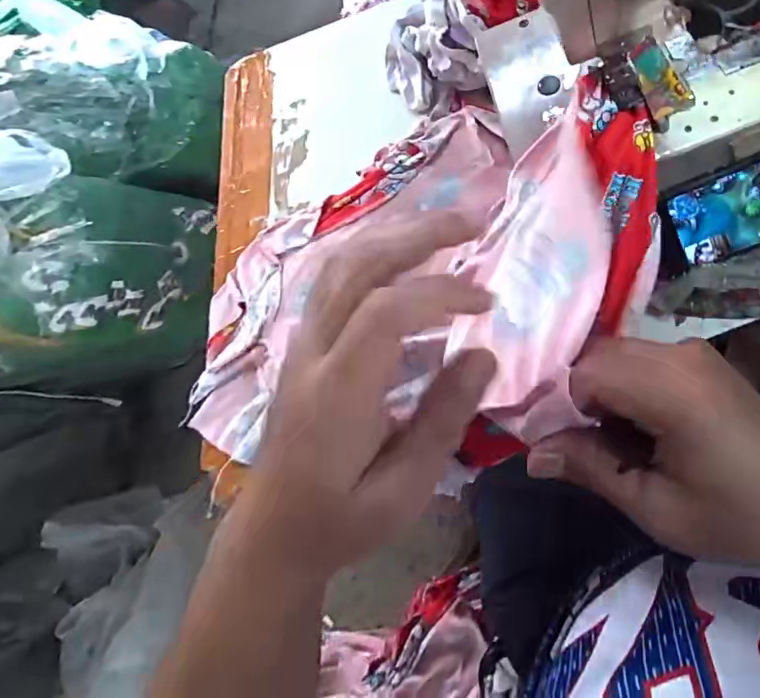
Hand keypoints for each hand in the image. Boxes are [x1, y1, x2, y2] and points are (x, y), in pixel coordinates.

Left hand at [234, 212, 496, 574]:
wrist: (272, 535)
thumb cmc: (343, 518)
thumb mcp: (405, 487)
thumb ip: (445, 418)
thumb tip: (485, 354)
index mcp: (336, 394)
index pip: (384, 313)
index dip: (441, 293)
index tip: (487, 302)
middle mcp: (313, 354)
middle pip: (357, 267)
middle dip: (419, 234)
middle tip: (475, 222)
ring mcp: (303, 342)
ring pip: (342, 262)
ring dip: (398, 233)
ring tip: (449, 225)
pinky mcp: (306, 340)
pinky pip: (337, 275)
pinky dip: (378, 249)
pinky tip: (411, 249)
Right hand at [526, 338, 759, 568]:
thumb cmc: (732, 514)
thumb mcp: (656, 506)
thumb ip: (591, 468)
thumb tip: (533, 453)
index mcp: (671, 389)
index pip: (588, 372)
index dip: (562, 406)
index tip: (557, 446)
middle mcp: (680, 354)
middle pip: (601, 353)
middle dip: (578, 394)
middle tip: (579, 446)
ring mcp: (693, 349)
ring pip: (620, 351)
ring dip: (601, 387)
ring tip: (609, 439)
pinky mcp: (700, 355)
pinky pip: (644, 356)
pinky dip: (626, 382)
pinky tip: (637, 423)